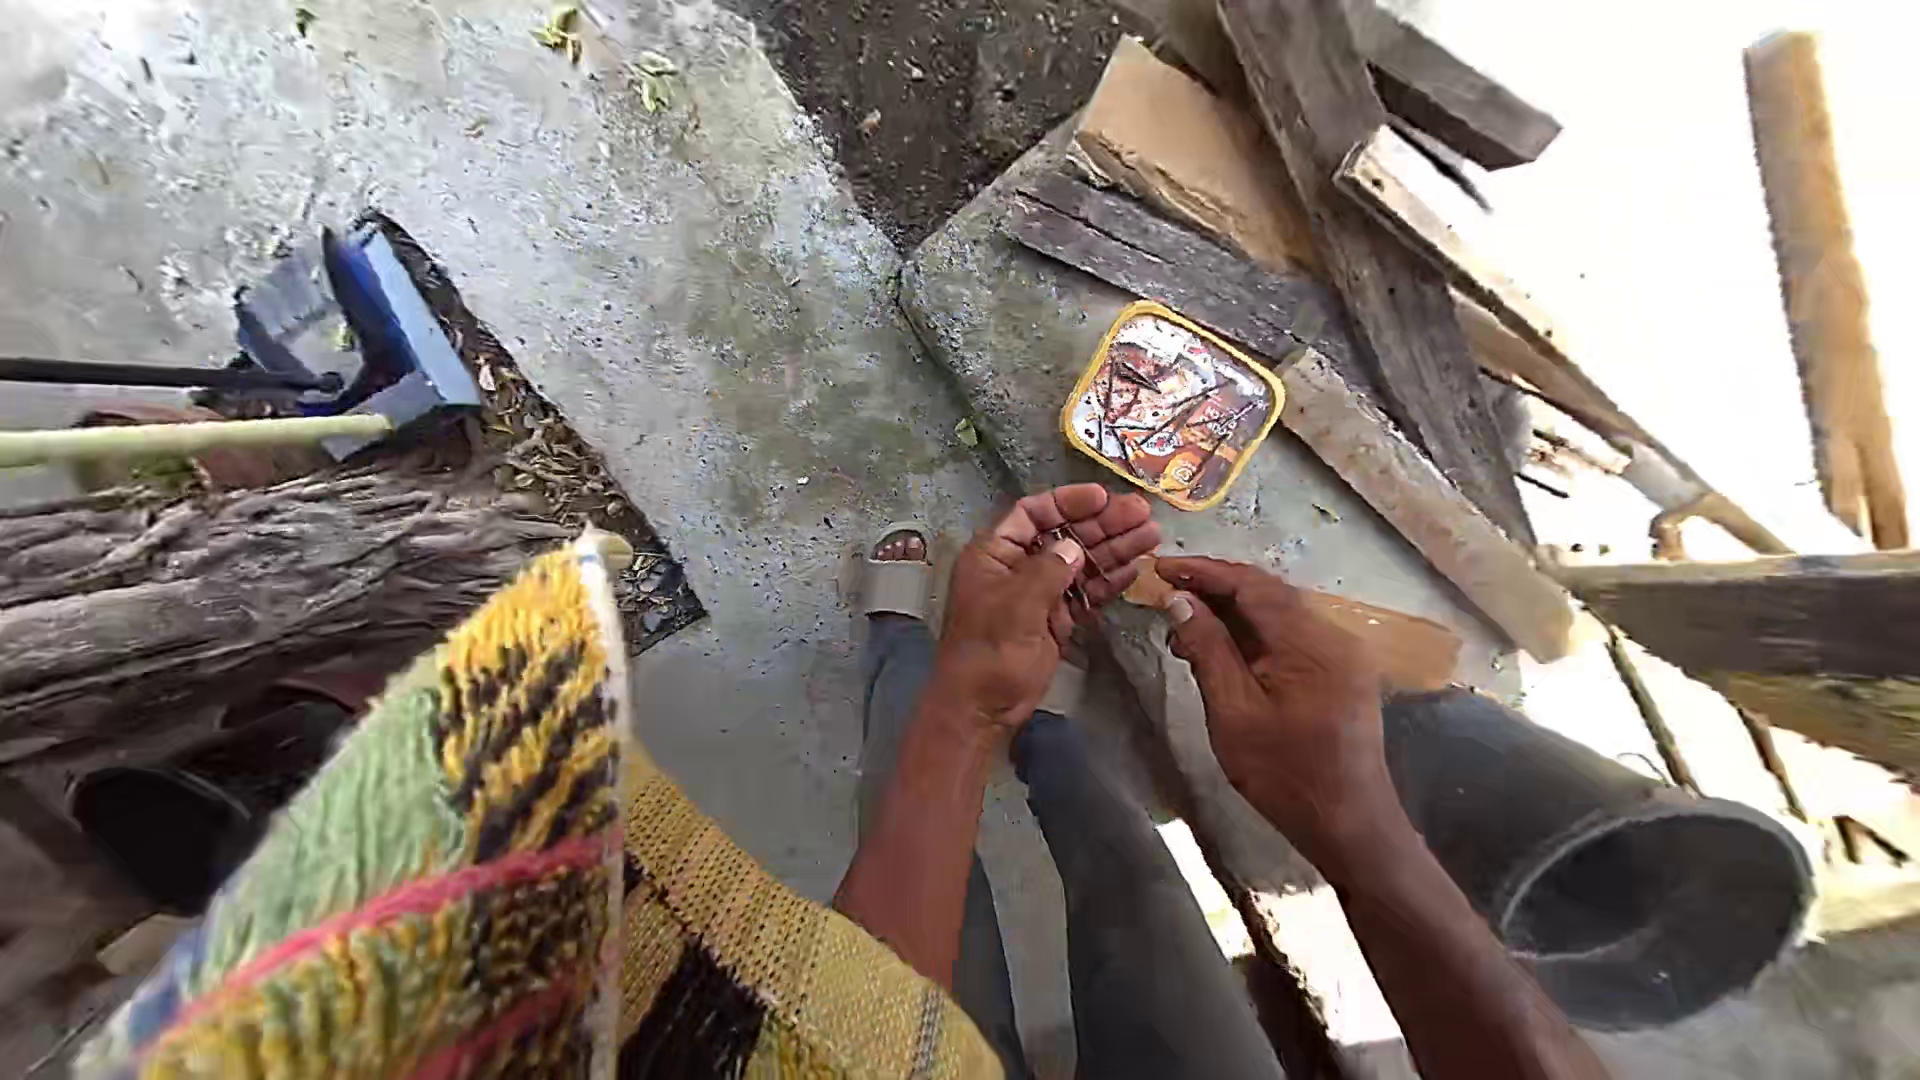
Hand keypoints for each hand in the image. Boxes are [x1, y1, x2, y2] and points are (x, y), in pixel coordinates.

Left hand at [929, 484, 1160, 735]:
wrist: (982, 708)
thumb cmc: (988, 652)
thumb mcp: (1015, 605)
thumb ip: (1047, 570)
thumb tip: (1073, 547)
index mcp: (995, 554)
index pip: (1032, 513)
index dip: (1067, 501)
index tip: (1103, 496)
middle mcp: (1017, 567)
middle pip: (1063, 534)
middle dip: (1102, 524)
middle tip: (1142, 513)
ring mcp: (1038, 593)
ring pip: (1079, 562)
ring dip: (1113, 548)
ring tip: (1150, 535)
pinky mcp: (1055, 618)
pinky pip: (1085, 592)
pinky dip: (1108, 581)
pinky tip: (1135, 568)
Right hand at [1157, 556, 1407, 869]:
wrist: (1348, 825)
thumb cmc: (1284, 773)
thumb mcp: (1233, 711)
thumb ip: (1208, 648)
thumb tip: (1179, 601)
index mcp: (1311, 644)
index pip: (1252, 585)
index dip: (1204, 572)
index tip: (1162, 569)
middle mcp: (1331, 637)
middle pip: (1265, 593)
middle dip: (1213, 587)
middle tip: (1166, 593)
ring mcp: (1337, 653)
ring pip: (1274, 612)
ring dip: (1227, 610)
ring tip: (1182, 623)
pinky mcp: (1334, 669)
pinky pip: (1284, 634)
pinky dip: (1246, 632)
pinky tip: (1216, 645)